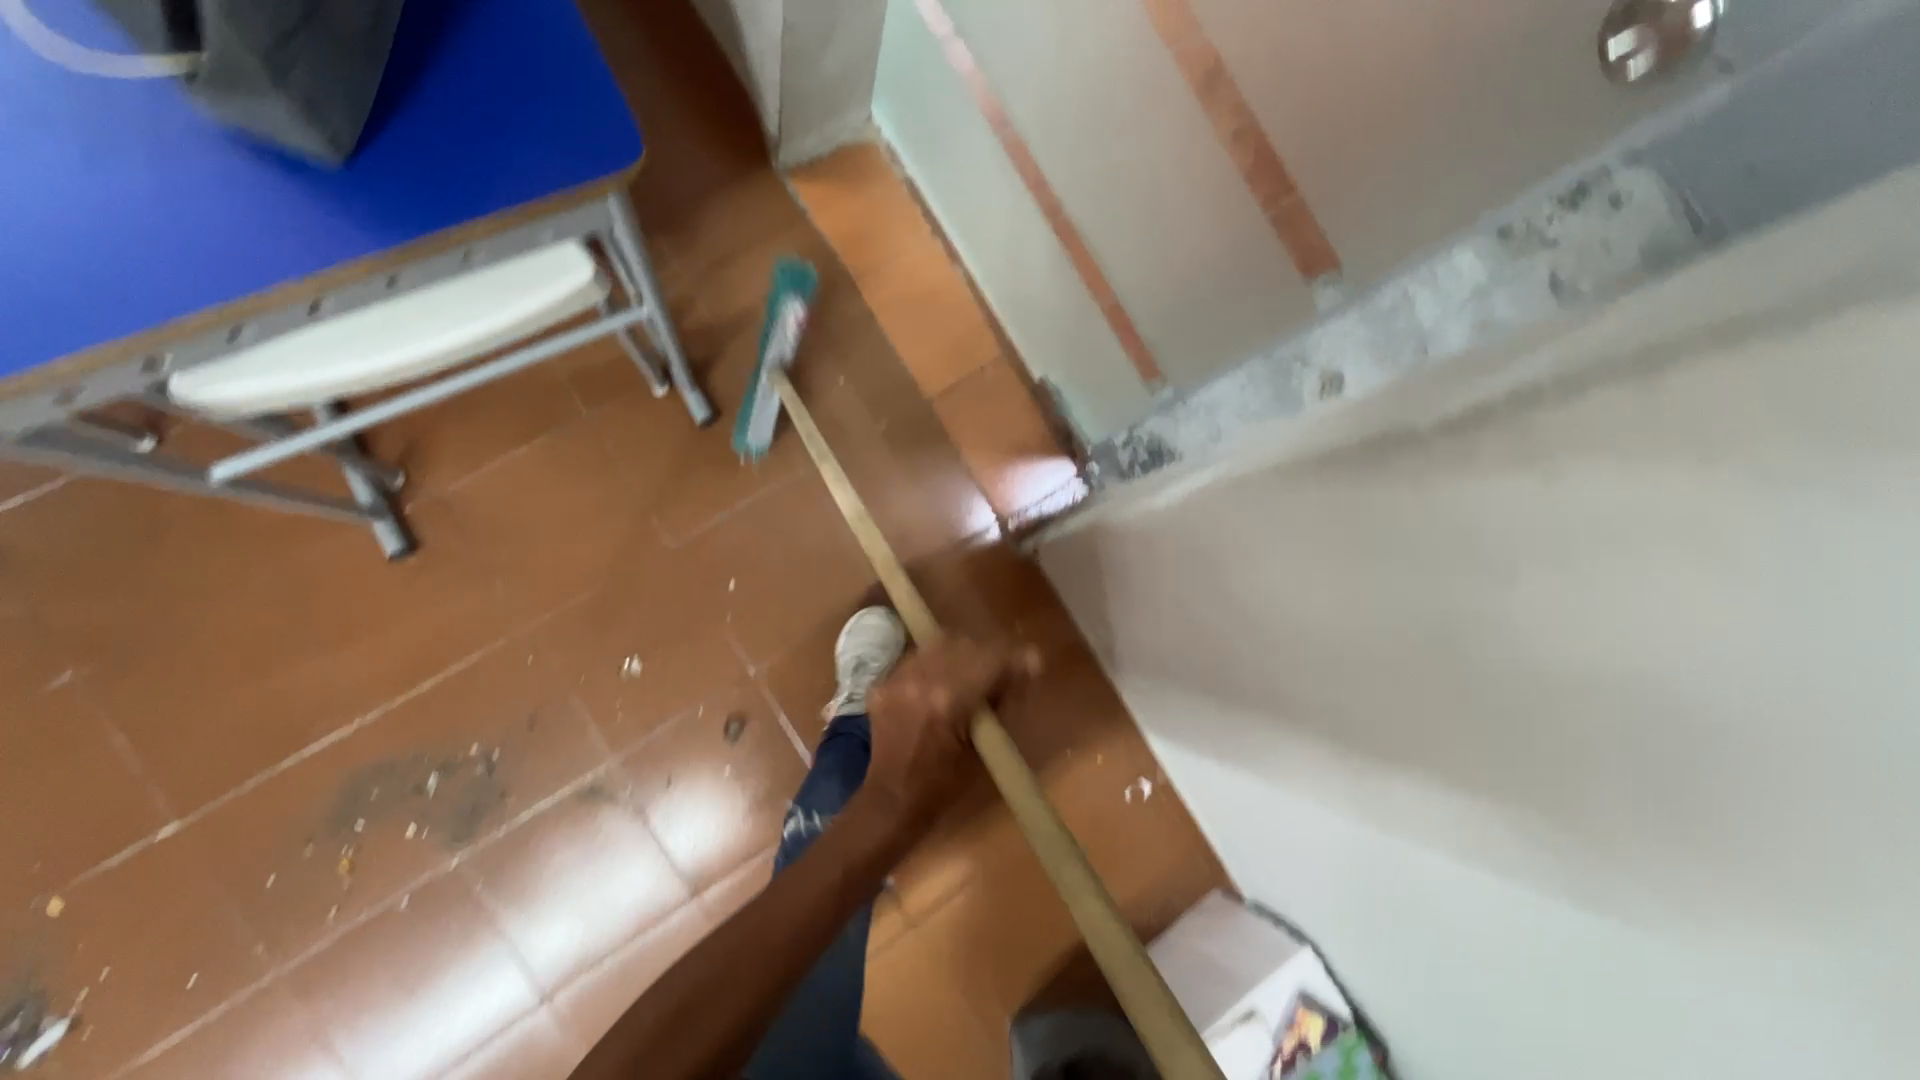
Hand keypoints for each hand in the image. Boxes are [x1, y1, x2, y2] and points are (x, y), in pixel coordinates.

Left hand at [860, 636, 1042, 829]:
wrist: (892, 799)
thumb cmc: (945, 784)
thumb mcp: (985, 745)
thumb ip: (1005, 699)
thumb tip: (1029, 664)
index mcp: (948, 700)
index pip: (991, 658)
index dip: (1015, 657)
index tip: (1031, 662)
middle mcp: (920, 680)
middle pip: (965, 644)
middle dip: (990, 653)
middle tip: (1003, 670)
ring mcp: (897, 679)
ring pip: (939, 643)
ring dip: (963, 652)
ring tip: (974, 672)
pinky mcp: (883, 682)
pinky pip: (918, 657)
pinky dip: (937, 663)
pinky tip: (944, 682)